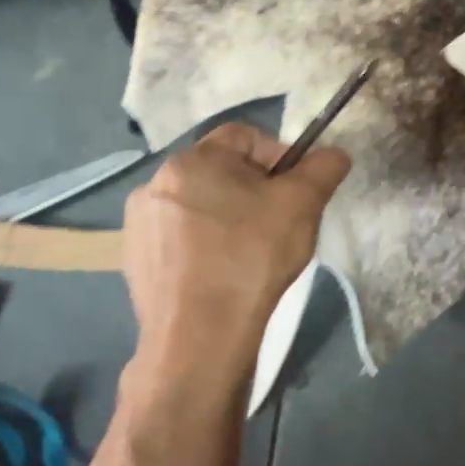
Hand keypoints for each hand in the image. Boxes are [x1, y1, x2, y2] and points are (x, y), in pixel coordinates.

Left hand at [122, 124, 350, 388]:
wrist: (200, 329)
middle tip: (282, 216)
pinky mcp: (134, 256)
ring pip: (203, 200)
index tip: (297, 189)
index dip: (280, 155)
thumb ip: (326, 165)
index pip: (246, 136)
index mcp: (192, 162)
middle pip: (223, 168)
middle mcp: (154, 184)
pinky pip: (183, 231)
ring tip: (254, 244)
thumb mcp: (307, 200)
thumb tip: (330, 156)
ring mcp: (138, 223)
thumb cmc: (254, 253)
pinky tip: (226, 265)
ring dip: (232, 212)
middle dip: (257, 186)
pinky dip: (208, 238)